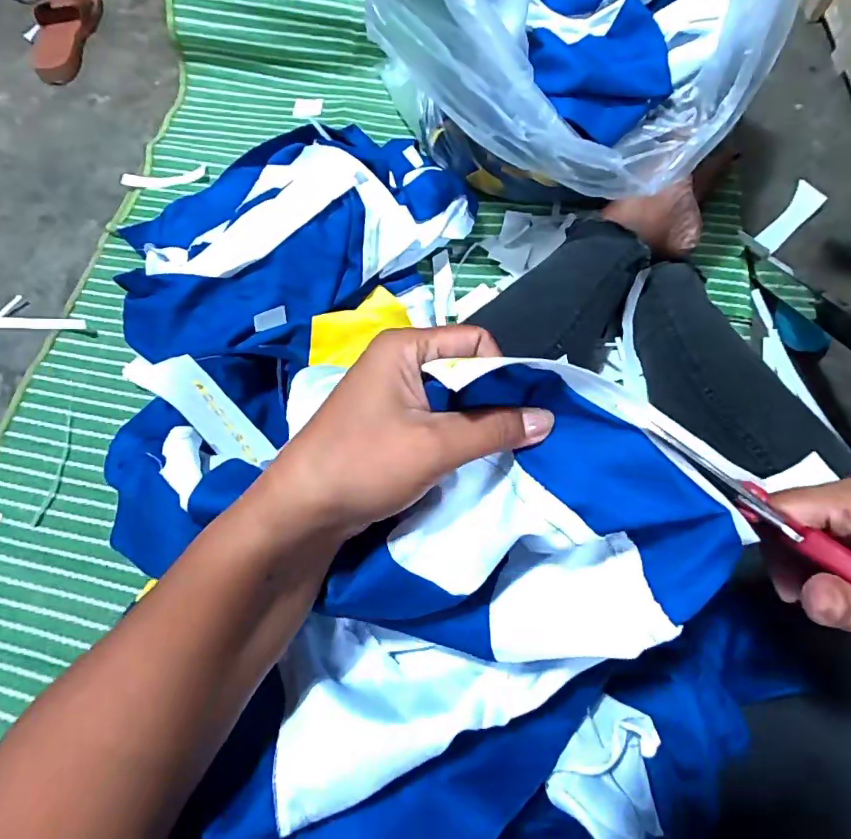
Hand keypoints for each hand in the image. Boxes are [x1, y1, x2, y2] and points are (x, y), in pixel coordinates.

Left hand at [247, 326, 553, 541]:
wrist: (303, 508)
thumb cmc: (366, 463)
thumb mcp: (436, 445)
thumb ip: (493, 429)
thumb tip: (547, 418)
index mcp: (403, 346)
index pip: (474, 341)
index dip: (501, 371)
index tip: (518, 411)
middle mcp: (397, 358)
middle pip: (463, 366)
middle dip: (491, 398)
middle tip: (514, 433)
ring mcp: (390, 389)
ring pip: (450, 394)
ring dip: (474, 419)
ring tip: (493, 448)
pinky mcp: (388, 419)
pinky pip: (434, 414)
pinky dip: (454, 432)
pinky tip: (466, 456)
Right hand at [766, 474, 850, 693]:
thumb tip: (801, 596)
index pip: (787, 504)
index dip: (771, 539)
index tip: (780, 586)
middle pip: (794, 514)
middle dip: (790, 558)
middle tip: (807, 604)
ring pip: (808, 528)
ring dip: (809, 567)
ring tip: (833, 605)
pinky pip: (830, 537)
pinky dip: (828, 567)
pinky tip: (848, 594)